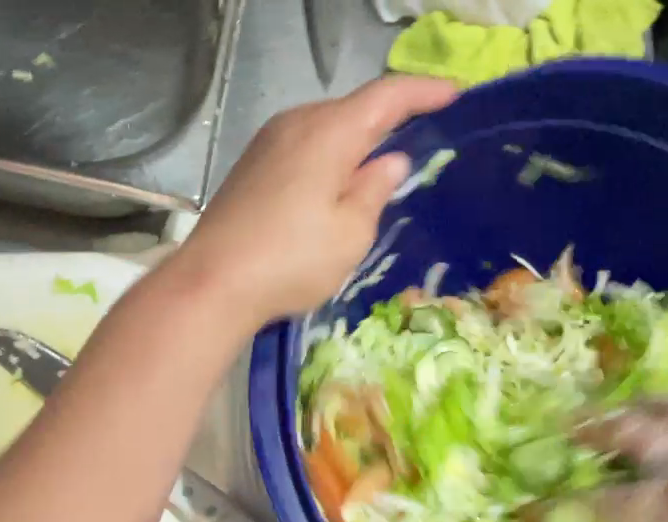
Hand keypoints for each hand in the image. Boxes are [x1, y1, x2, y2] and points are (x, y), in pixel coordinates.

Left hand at [169, 76, 458, 329]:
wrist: (213, 283)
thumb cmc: (292, 260)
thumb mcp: (350, 233)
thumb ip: (375, 191)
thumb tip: (391, 160)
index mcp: (328, 132)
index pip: (386, 97)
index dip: (423, 93)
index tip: (454, 95)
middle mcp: (296, 123)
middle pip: (352, 110)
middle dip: (389, 119)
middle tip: (421, 135)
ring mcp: (268, 144)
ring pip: (325, 130)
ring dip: (356, 142)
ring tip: (381, 165)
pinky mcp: (252, 168)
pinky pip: (303, 149)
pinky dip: (329, 158)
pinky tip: (336, 185)